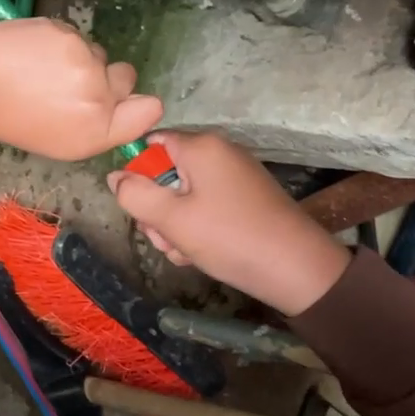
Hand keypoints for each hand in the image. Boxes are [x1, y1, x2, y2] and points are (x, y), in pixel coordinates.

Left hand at [0, 19, 162, 160]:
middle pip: (126, 77)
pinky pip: (76, 36)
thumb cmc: (17, 119)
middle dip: (107, 80)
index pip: (149, 108)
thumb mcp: (65, 143)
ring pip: (98, 53)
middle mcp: (99, 91)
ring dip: (81, 60)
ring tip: (44, 70)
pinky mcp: (64, 30)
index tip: (117, 102)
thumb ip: (107, 127)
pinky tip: (36, 53)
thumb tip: (138, 105)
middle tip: (69, 87)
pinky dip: (61, 44)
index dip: (137, 104)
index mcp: (99, 127)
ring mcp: (82, 56)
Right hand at [107, 130, 349, 315]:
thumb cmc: (229, 238)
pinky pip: (208, 202)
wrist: (299, 270)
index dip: (137, 175)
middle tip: (165, 239)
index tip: (141, 209)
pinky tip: (202, 252)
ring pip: (185, 192)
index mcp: (200, 146)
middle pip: (167, 171)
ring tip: (185, 252)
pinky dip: (199, 224)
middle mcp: (219, 151)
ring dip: (176, 223)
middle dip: (157, 207)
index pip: (150, 144)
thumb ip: (134, 195)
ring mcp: (236, 174)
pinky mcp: (248, 196)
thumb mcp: (171, 219)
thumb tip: (115, 176)